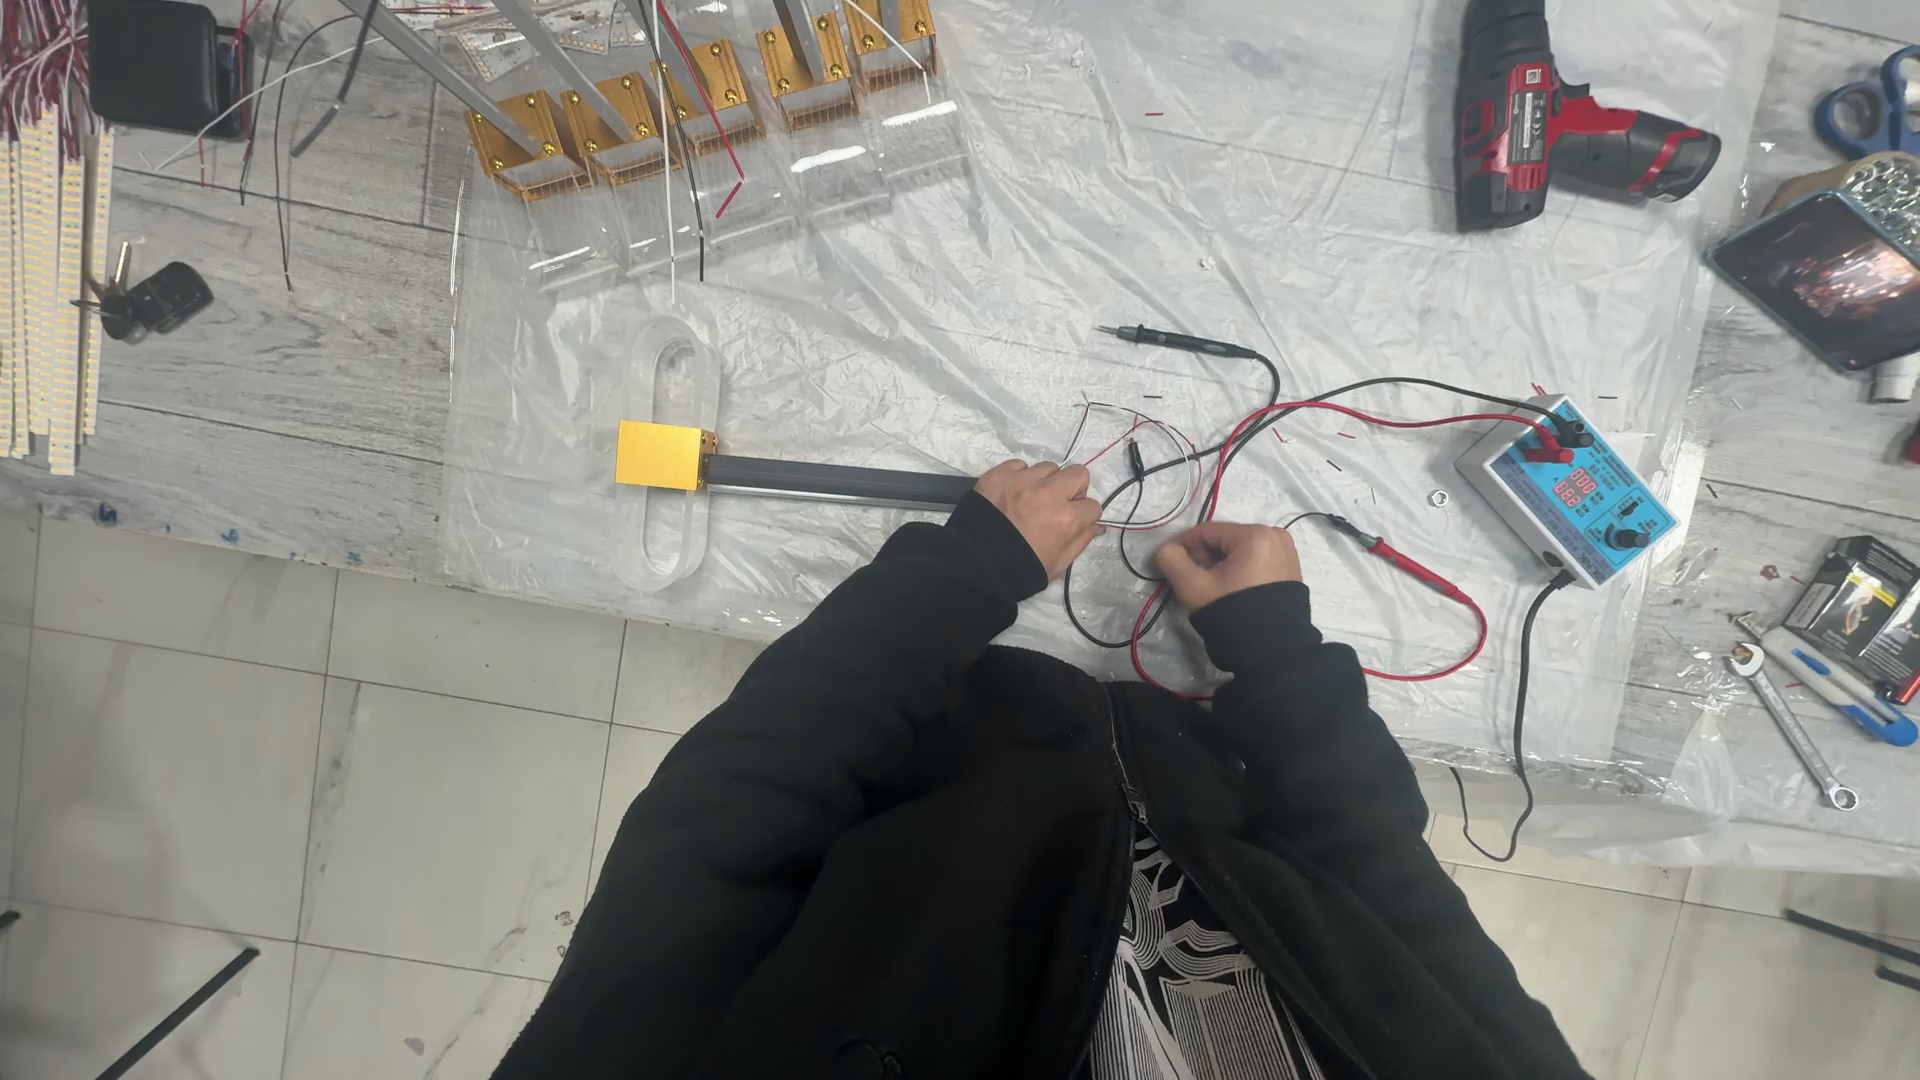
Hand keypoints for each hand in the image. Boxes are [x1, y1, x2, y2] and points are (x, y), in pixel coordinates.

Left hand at [974, 459, 1103, 580]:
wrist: (974, 566)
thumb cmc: (1020, 569)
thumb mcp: (1058, 564)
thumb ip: (1081, 541)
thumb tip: (1098, 526)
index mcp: (1066, 518)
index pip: (1093, 505)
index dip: (1084, 514)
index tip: (1073, 521)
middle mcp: (1048, 493)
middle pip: (1077, 474)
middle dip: (1073, 489)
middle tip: (1058, 503)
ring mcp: (1022, 480)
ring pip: (1049, 467)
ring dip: (1046, 481)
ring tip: (1031, 498)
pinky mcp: (999, 474)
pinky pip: (1020, 465)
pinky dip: (1020, 476)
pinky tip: (1012, 494)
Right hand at [1155, 521, 1301, 610]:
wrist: (1272, 650)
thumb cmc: (1231, 612)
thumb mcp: (1193, 586)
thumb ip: (1171, 560)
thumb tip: (1166, 549)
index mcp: (1255, 534)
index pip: (1206, 532)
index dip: (1181, 545)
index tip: (1167, 561)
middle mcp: (1275, 536)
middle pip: (1224, 540)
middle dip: (1202, 556)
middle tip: (1187, 577)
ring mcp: (1286, 552)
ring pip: (1238, 551)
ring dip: (1218, 564)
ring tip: (1206, 585)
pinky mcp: (1290, 569)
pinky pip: (1254, 560)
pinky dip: (1237, 570)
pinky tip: (1226, 588)